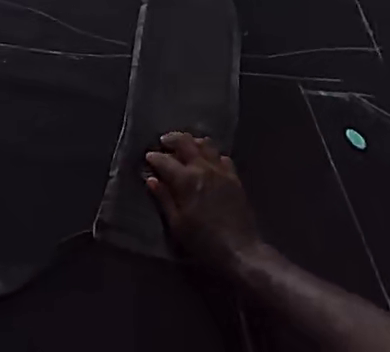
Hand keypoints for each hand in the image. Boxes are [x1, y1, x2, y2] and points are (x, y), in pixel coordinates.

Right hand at [144, 132, 264, 273]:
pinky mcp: (234, 177)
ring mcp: (220, 170)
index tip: (148, 157)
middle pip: (185, 141)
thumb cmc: (204, 241)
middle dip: (171, 139)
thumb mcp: (177, 225)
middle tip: (164, 143)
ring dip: (193, 142)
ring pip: (205, 143)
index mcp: (186, 180)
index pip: (164, 160)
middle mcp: (202, 168)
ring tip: (186, 148)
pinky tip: (209, 163)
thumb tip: (151, 179)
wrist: (240, 251)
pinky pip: (222, 157)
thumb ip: (163, 199)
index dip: (154, 157)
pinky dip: (212, 155)